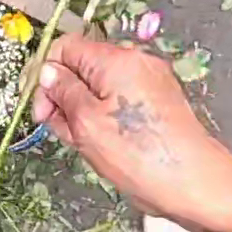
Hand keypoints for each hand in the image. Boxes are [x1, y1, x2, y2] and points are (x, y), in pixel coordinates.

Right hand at [31, 35, 231, 229]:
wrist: (193, 184)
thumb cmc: (137, 155)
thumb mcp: (86, 122)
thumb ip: (63, 91)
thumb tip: (47, 72)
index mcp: (117, 60)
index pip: (66, 47)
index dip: (45, 74)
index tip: (38, 106)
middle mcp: (135, 62)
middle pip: (80, 67)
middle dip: (62, 95)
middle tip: (59, 129)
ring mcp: (147, 81)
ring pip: (95, 86)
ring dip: (78, 110)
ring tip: (81, 140)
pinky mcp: (154, 101)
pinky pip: (114, 100)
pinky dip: (98, 117)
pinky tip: (98, 142)